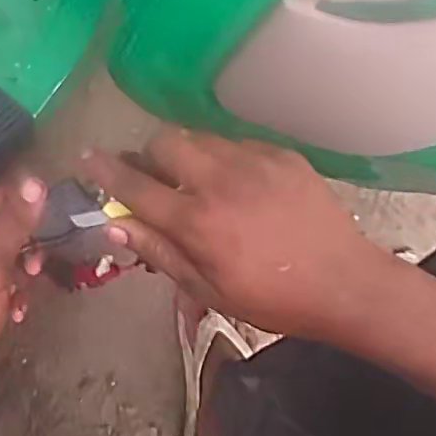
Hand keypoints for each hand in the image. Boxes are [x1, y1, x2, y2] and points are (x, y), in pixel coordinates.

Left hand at [0, 177, 46, 382]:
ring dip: (21, 270)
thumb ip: (16, 221)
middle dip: (26, 246)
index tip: (54, 232)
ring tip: (20, 293)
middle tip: (33, 270)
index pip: (2, 194)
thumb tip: (36, 181)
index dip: (31, 211)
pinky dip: (11, 285)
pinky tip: (14, 307)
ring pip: (7, 246)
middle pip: (6, 220)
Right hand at [83, 130, 403, 341]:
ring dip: (184, 153)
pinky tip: (236, 183)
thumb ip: (158, 250)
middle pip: (163, 143)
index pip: (136, 185)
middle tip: (153, 176)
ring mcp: (253, 162)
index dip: (106, 170)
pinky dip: (221, 157)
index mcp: (197, 221)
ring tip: (196, 180)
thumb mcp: (207, 288)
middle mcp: (220, 182)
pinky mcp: (280, 155)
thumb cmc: (271, 298)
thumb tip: (115, 223)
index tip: (88, 157)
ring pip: (197, 137)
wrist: (347, 284)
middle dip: (148, 155)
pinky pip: (234, 143)